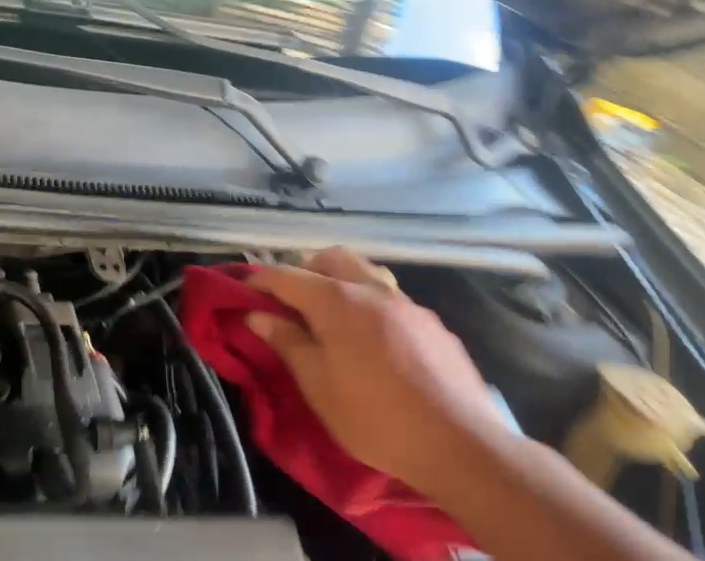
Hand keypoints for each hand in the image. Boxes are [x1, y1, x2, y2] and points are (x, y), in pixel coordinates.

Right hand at [245, 247, 513, 492]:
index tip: (241, 293)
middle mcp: (371, 290)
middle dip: (305, 270)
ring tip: (333, 318)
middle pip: (330, 258)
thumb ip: (286, 343)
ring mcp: (408, 305)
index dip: (258, 281)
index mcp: (336, 300)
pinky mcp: (435, 326)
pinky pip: (393, 300)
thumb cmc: (376, 418)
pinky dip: (371, 306)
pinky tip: (375, 342)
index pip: (285, 275)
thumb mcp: (317, 386)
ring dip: (342, 282)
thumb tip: (257, 315)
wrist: (463, 447)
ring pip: (366, 273)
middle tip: (291, 302)